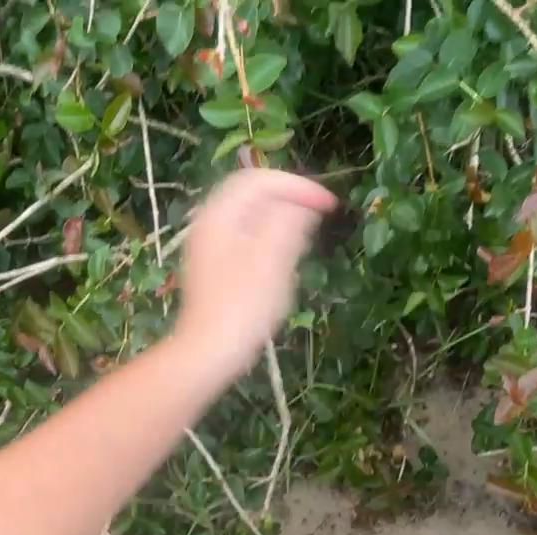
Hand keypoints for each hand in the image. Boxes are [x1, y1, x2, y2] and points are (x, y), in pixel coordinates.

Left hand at [174, 168, 335, 369]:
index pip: (260, 180)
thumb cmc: (242, 307)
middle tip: (317, 220)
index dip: (297, 186)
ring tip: (302, 245)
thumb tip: (302, 205)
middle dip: (288, 204)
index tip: (328, 205)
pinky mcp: (214, 272)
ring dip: (280, 226)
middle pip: (253, 197)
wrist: (208, 354)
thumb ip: (289, 222)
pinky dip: (268, 246)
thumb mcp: (272, 260)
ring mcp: (209, 249)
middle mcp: (209, 225)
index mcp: (219, 214)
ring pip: (250, 222)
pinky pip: (245, 243)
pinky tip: (281, 269)